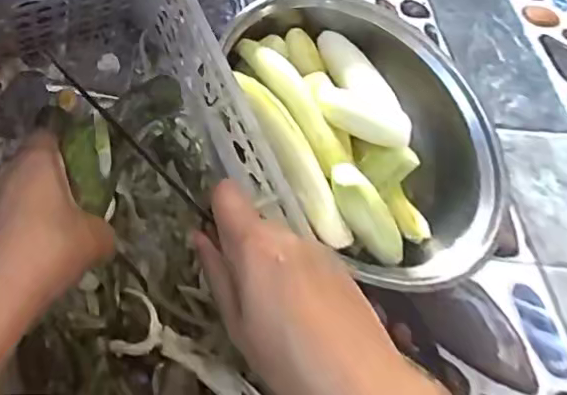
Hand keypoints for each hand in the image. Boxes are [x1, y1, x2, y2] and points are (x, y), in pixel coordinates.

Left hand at [0, 130, 115, 315]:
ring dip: (30, 212)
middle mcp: (7, 169)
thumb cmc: (47, 251)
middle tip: (71, 214)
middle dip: (50, 185)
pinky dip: (13, 235)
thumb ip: (104, 231)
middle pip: (31, 166)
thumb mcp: (92, 242)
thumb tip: (104, 234)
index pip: (48, 135)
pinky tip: (25, 264)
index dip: (65, 150)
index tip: (81, 176)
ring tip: (50, 245)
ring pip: (14, 194)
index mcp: (36, 158)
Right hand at [193, 180, 439, 394]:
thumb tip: (199, 237)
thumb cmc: (288, 360)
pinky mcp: (342, 266)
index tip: (216, 238)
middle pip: (254, 222)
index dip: (216, 208)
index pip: (225, 191)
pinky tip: (311, 316)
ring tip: (284, 312)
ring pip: (281, 243)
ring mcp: (317, 247)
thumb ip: (216, 274)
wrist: (367, 386)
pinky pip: (306, 258)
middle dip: (247, 248)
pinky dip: (301, 276)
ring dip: (275, 264)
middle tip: (250, 294)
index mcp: (254, 242)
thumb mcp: (238, 326)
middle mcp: (286, 234)